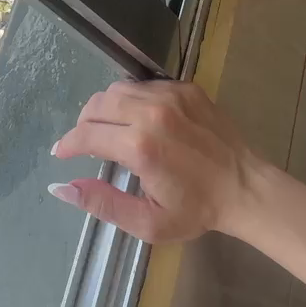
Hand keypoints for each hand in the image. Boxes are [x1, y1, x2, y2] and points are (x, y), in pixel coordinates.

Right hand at [48, 81, 271, 243]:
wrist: (244, 186)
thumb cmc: (195, 209)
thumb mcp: (147, 222)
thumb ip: (101, 202)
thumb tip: (61, 187)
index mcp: (140, 146)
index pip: (88, 134)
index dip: (69, 143)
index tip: (61, 153)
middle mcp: (152, 112)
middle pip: (99, 103)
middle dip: (84, 122)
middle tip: (84, 141)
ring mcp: (170, 94)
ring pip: (120, 89)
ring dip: (106, 107)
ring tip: (108, 128)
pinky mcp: (185, 87)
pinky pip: (145, 85)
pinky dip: (133, 99)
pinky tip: (139, 119)